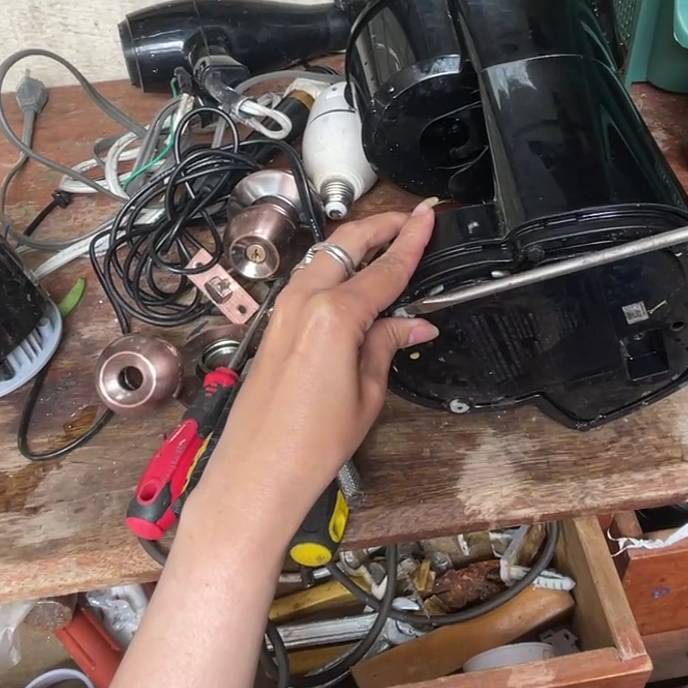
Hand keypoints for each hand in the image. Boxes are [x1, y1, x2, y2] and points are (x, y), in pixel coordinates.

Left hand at [186, 200, 439, 551]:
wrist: (258, 470)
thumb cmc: (311, 442)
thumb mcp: (367, 392)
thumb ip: (387, 343)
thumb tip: (414, 324)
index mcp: (334, 315)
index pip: (386, 268)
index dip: (412, 240)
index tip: (428, 216)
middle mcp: (304, 300)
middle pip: (348, 243)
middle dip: (382, 226)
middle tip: (412, 221)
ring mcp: (284, 309)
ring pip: (325, 255)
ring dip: (357, 243)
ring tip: (387, 244)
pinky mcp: (275, 322)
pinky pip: (310, 279)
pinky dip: (336, 269)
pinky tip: (356, 280)